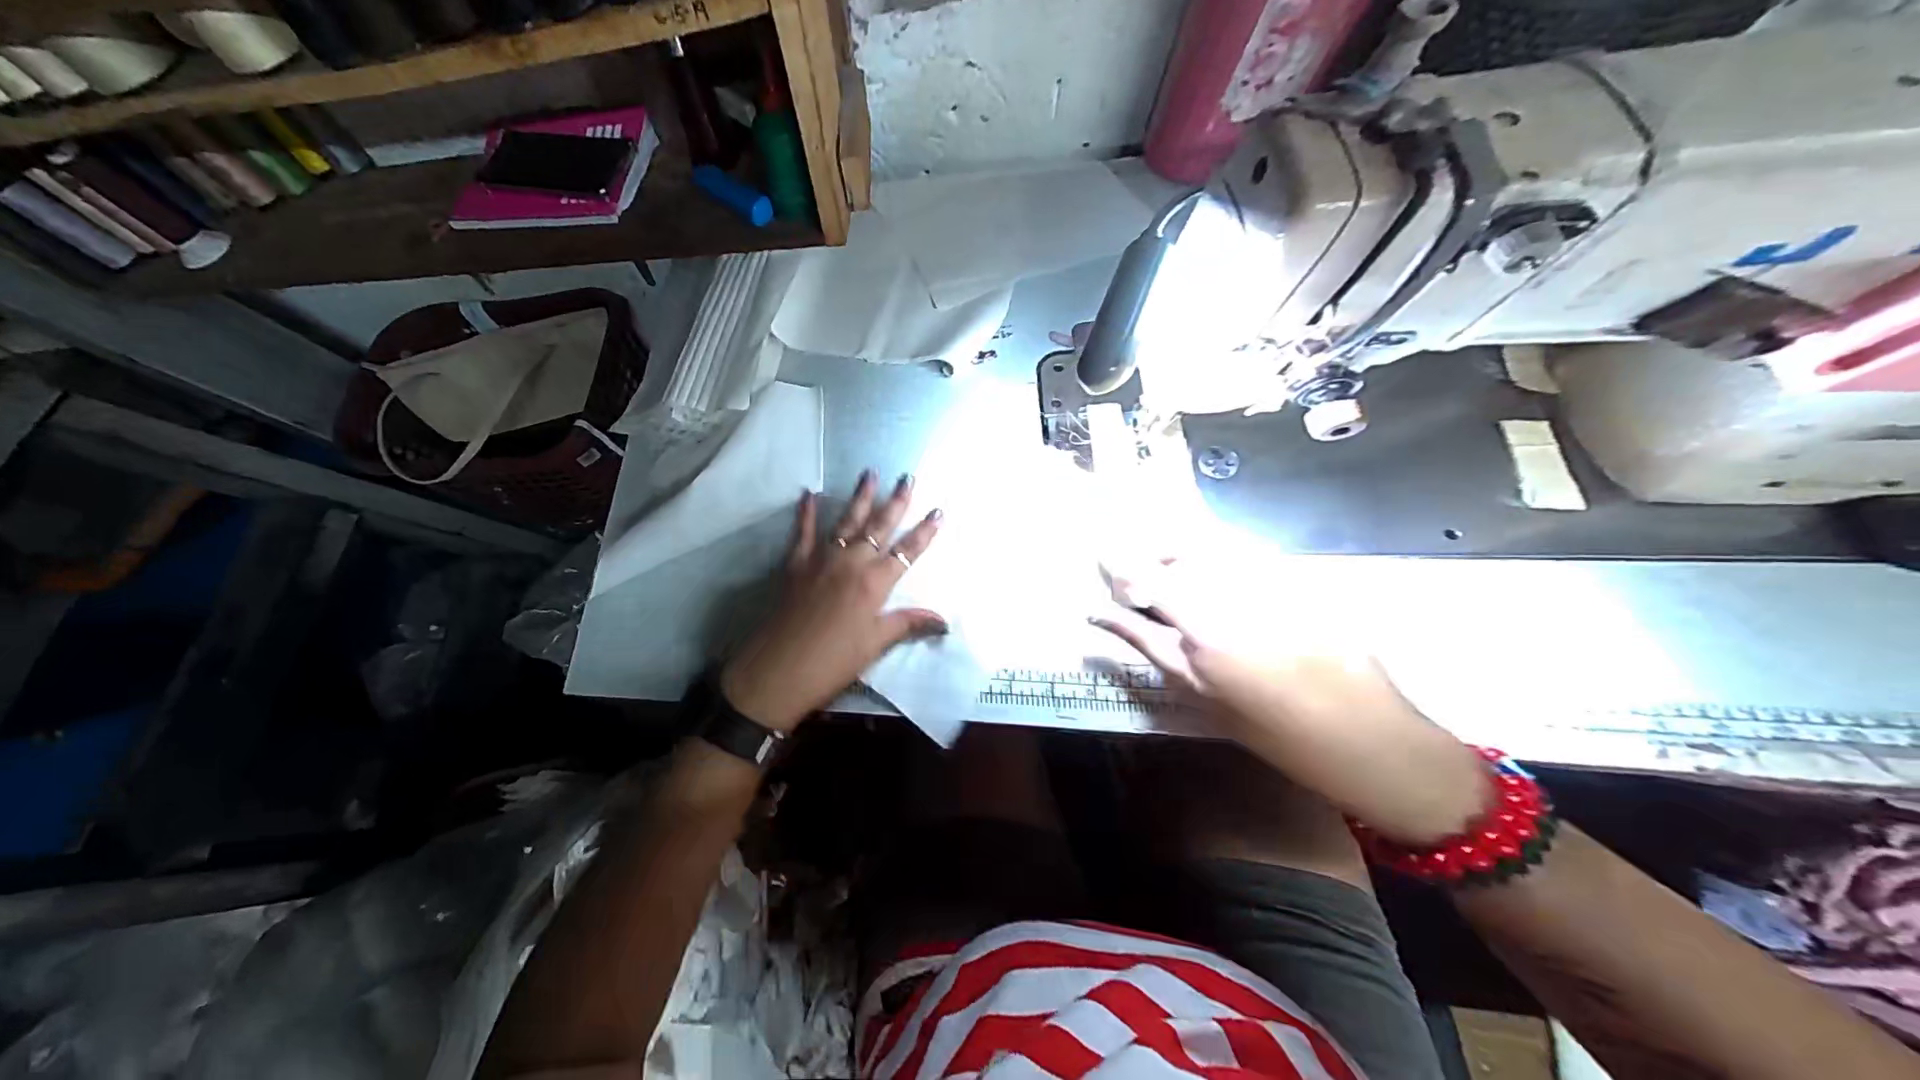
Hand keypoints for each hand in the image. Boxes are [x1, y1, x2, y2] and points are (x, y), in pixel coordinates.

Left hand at [720, 471, 944, 731]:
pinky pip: (803, 533)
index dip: (924, 532)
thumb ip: (907, 624)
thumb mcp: (875, 645)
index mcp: (874, 583)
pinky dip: (806, 513)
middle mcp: (851, 563)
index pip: (907, 552)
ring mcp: (821, 560)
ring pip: (845, 522)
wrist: (777, 671)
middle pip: (878, 527)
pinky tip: (809, 494)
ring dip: (859, 497)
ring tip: (869, 473)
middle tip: (907, 477)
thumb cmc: (833, 663)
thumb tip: (944, 621)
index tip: (938, 510)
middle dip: (895, 502)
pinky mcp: (795, 565)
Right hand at [1091, 561, 1490, 843]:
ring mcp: (1275, 582)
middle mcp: (1238, 594)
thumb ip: (1149, 644)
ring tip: (1179, 579)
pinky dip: (1224, 560)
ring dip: (1186, 554)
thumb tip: (1099, 616)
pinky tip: (1226, 585)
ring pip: (1215, 546)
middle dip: (1153, 554)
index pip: (1148, 577)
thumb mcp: (1202, 695)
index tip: (1101, 557)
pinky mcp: (1305, 579)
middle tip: (1141, 576)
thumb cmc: (1279, 735)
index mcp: (1208, 629)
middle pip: (1181, 549)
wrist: (1374, 741)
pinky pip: (1250, 555)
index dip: (1120, 564)